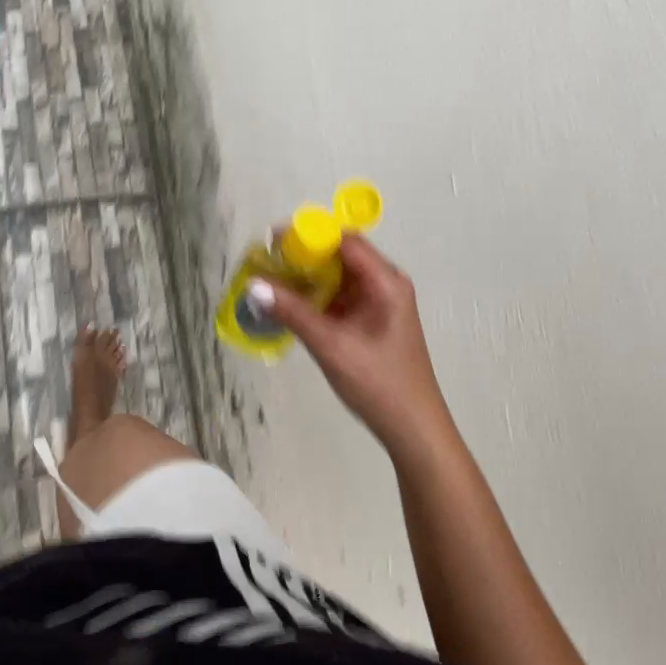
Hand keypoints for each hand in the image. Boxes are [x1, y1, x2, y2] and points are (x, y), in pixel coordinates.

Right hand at [255, 234, 451, 451]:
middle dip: (301, 256)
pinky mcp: (370, 320)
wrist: (412, 429)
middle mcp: (384, 284)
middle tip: (264, 263)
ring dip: (305, 278)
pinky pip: (338, 297)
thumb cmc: (378, 383)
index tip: (272, 242)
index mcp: (385, 282)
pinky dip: (313, 297)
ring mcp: (378, 303)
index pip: (344, 240)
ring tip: (268, 282)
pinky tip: (287, 305)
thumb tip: (253, 285)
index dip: (308, 235)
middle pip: (339, 254)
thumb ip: (292, 312)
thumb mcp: (331, 346)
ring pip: (336, 276)